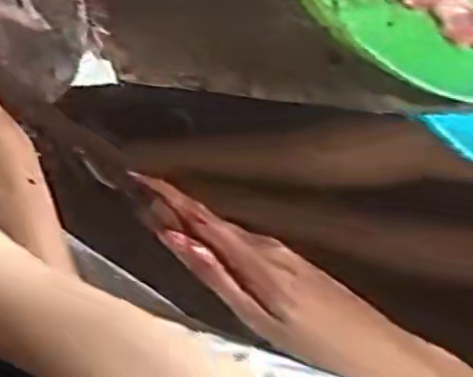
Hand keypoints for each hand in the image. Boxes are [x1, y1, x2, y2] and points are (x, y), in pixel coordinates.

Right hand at [140, 177, 461, 376]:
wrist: (398, 362)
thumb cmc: (319, 345)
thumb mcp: (257, 317)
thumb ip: (212, 274)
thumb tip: (170, 234)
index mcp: (249, 255)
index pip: (196, 212)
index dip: (163, 191)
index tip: (133, 173)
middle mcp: (264, 245)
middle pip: (209, 218)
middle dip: (173, 206)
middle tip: (141, 201)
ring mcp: (285, 252)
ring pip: (228, 229)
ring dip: (197, 222)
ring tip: (172, 222)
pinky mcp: (298, 262)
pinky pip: (246, 239)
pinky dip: (220, 234)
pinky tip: (217, 245)